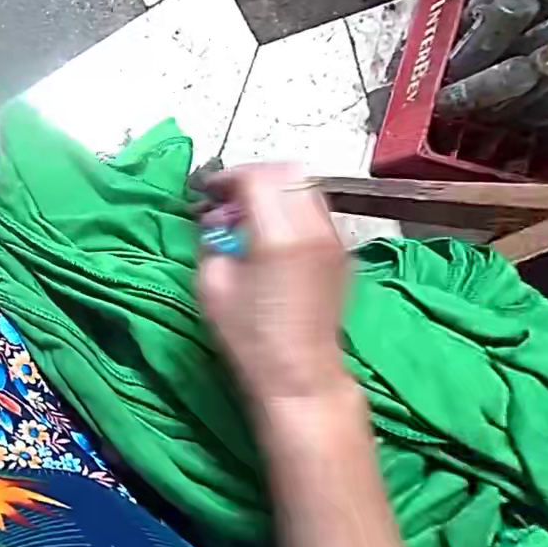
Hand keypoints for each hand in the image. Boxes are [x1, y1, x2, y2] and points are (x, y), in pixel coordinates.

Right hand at [195, 164, 354, 401]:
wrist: (299, 374)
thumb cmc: (249, 337)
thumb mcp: (211, 285)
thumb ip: (212, 240)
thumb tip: (218, 219)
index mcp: (278, 236)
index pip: (256, 177)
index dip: (226, 178)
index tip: (207, 191)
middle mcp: (313, 228)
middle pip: (286, 172)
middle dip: (251, 176)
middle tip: (226, 198)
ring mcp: (333, 239)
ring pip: (305, 186)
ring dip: (273, 189)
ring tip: (247, 214)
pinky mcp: (340, 251)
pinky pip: (314, 208)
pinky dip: (289, 206)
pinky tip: (270, 232)